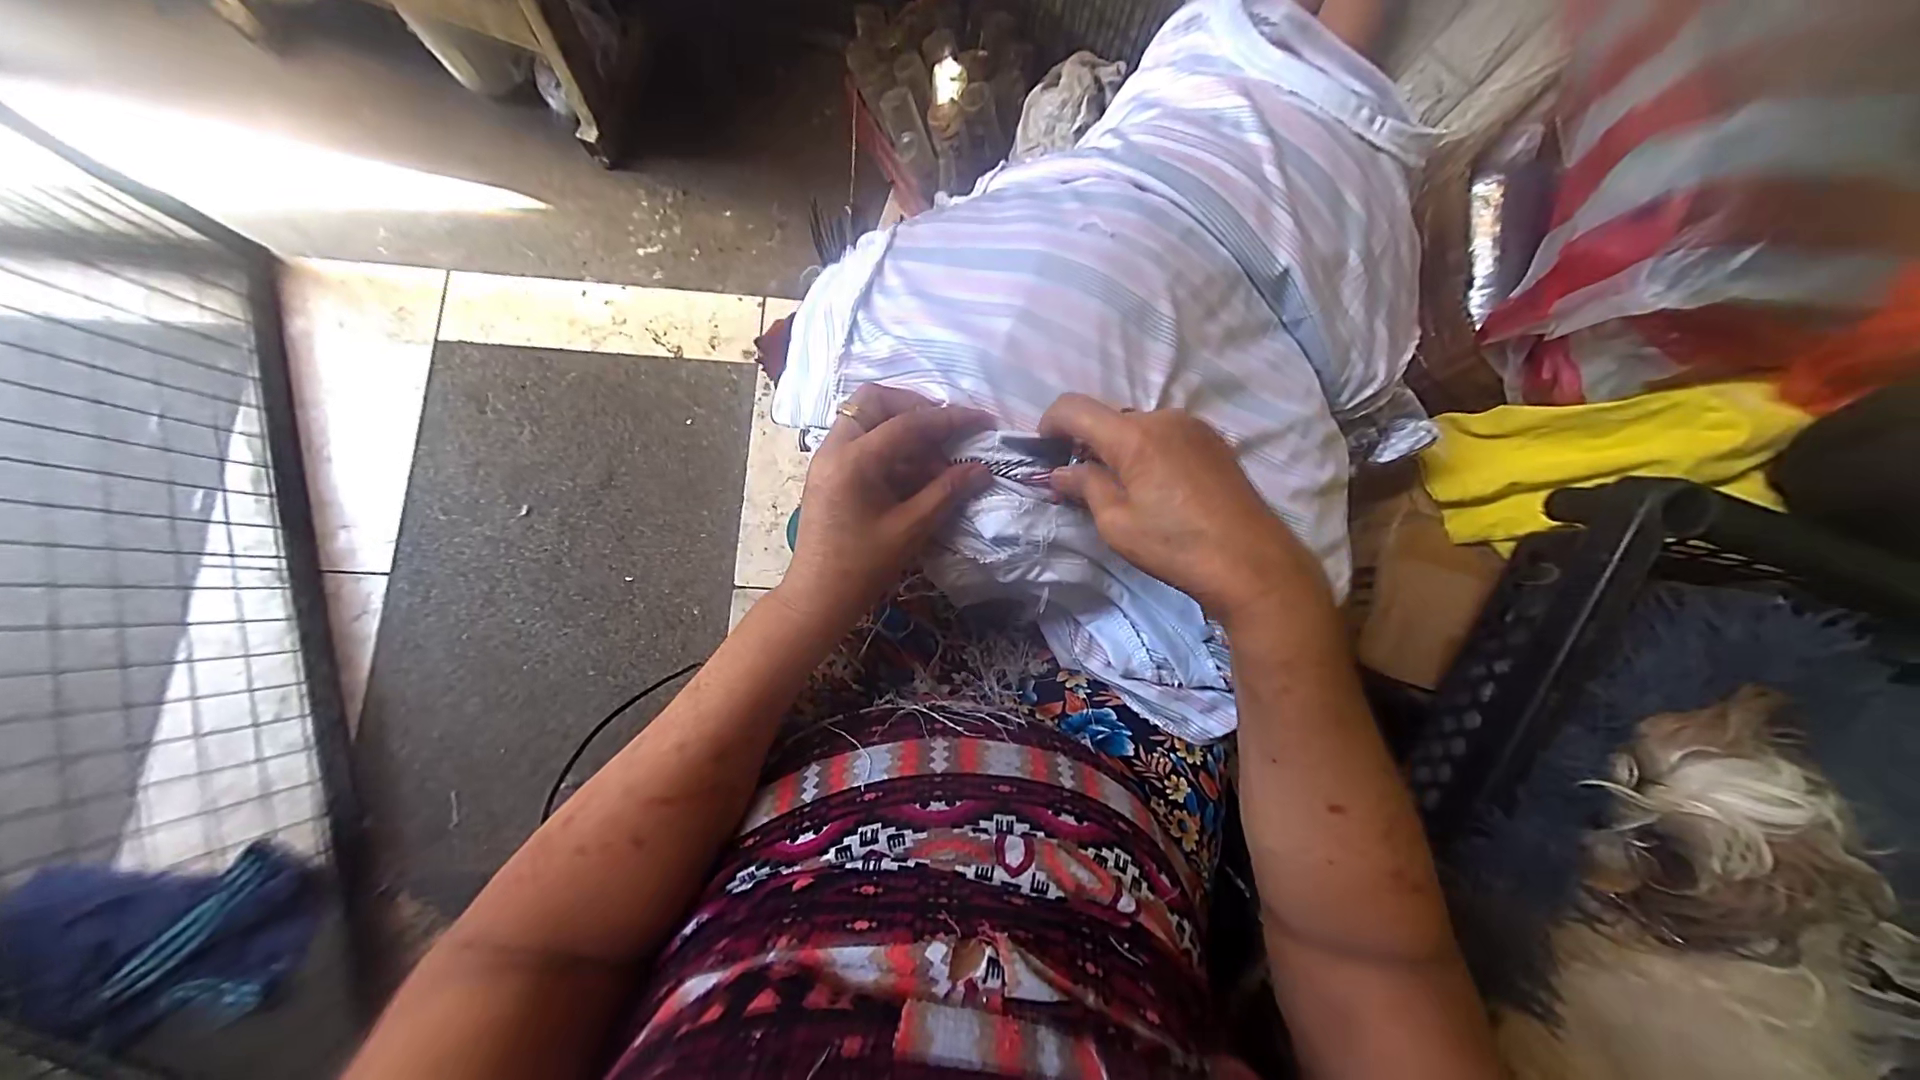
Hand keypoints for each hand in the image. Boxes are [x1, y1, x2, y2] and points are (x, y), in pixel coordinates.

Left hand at [776, 385, 992, 628]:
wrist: (818, 598)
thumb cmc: (863, 567)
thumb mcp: (911, 529)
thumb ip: (947, 492)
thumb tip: (981, 469)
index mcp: (853, 460)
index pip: (908, 422)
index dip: (950, 419)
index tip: (981, 419)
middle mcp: (834, 448)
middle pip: (875, 401)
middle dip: (916, 409)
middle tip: (947, 433)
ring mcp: (827, 459)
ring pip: (867, 419)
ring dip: (904, 431)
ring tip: (937, 466)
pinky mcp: (830, 473)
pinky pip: (861, 443)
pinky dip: (890, 449)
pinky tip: (916, 476)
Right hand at [1040, 393, 1331, 622]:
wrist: (1253, 563)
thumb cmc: (1176, 546)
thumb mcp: (1117, 523)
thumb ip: (1086, 486)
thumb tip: (1062, 472)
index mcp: (1134, 435)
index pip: (1074, 407)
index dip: (1050, 423)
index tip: (1044, 450)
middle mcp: (1164, 418)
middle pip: (1109, 418)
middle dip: (1087, 443)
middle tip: (1083, 482)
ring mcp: (1194, 427)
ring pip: (1139, 427)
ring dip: (1120, 449)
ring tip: (1124, 490)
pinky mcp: (1214, 442)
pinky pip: (1166, 435)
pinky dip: (1148, 451)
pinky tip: (1157, 488)